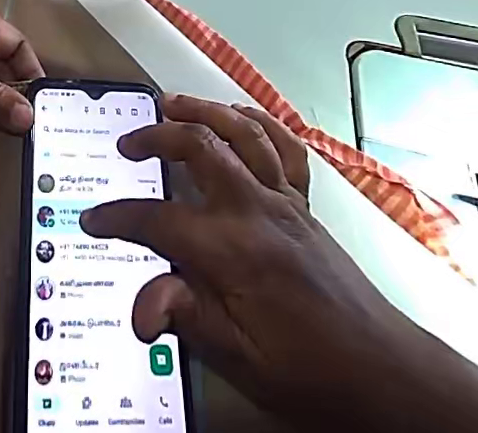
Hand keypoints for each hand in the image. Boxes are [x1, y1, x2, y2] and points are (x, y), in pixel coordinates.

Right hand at [82, 96, 477, 430]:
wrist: (385, 374)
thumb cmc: (311, 373)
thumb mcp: (241, 361)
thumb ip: (188, 320)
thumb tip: (140, 307)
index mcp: (234, 251)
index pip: (159, 221)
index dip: (117, 218)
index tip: (92, 221)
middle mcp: (257, 210)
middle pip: (199, 148)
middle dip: (156, 137)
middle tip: (127, 145)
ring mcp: (284, 199)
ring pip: (240, 132)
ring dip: (202, 110)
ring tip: (169, 104)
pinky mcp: (304, 201)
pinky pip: (283, 146)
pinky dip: (256, 122)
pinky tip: (234, 114)